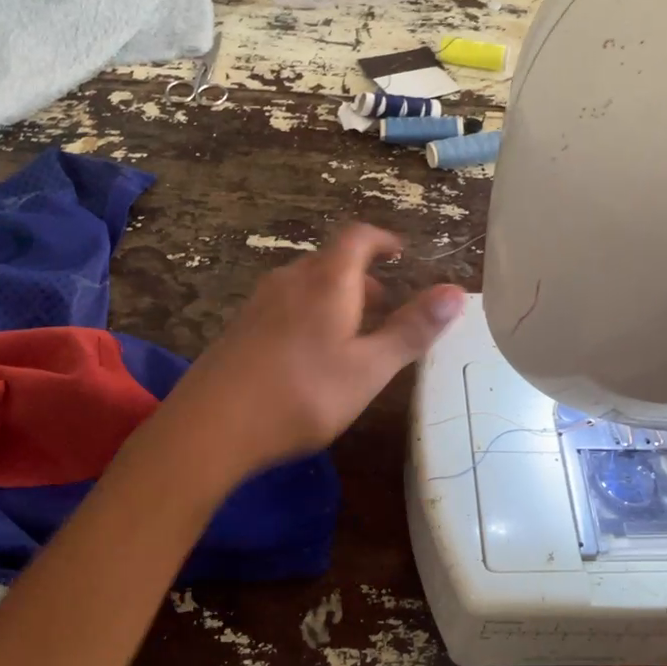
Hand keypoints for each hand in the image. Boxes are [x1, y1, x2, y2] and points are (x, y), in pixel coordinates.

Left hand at [163, 224, 466, 477]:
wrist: (209, 428)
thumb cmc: (302, 394)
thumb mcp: (369, 369)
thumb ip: (412, 330)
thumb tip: (456, 291)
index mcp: (327, 280)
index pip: (358, 237)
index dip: (383, 240)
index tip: (401, 253)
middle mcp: (290, 279)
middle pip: (331, 261)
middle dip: (362, 276)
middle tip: (385, 306)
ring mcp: (259, 302)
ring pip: (306, 285)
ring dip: (335, 298)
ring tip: (352, 335)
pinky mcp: (239, 328)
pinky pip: (285, 305)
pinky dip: (309, 314)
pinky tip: (309, 357)